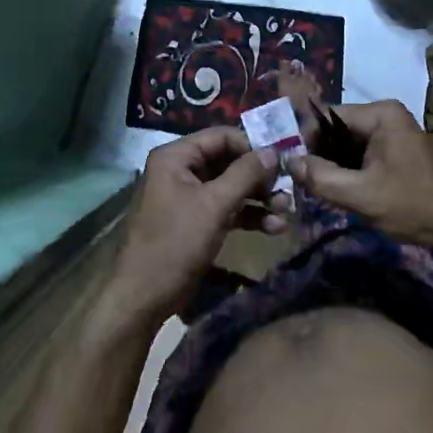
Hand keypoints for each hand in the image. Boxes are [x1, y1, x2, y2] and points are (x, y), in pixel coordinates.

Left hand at [100, 128, 279, 331]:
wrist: (144, 296)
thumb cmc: (176, 242)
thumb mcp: (214, 205)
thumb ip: (245, 174)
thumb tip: (273, 151)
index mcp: (176, 157)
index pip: (221, 137)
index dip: (252, 146)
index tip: (282, 161)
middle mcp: (180, 170)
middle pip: (228, 162)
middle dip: (260, 177)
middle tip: (289, 189)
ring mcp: (187, 197)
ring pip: (230, 188)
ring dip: (258, 198)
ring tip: (286, 211)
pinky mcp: (195, 222)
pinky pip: (226, 209)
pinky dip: (248, 216)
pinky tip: (274, 228)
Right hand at [287, 100, 432, 249]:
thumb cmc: (413, 205)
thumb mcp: (361, 194)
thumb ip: (321, 177)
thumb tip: (288, 162)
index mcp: (380, 114)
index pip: (327, 116)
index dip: (306, 139)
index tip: (289, 165)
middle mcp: (385, 115)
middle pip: (336, 129)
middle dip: (319, 154)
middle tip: (301, 181)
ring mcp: (392, 133)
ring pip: (346, 144)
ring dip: (332, 165)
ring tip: (316, 188)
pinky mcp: (394, 151)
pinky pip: (360, 154)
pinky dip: (348, 170)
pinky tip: (338, 191)